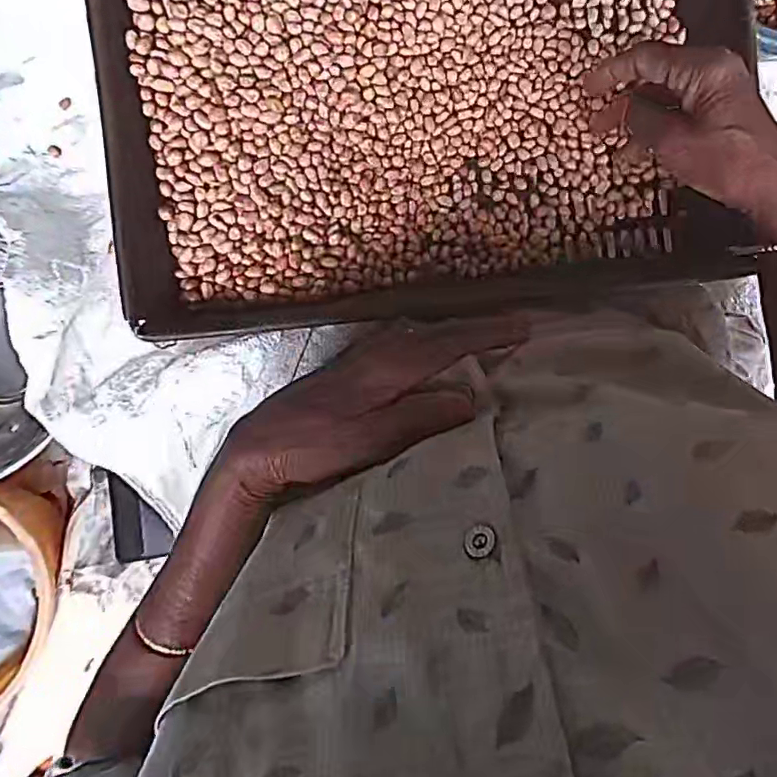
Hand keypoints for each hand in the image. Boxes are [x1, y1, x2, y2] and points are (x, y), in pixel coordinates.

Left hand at [217, 315, 529, 504]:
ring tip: (479, 334)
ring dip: (449, 332)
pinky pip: (398, 344)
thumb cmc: (309, 450)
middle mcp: (373, 356)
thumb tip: (467, 396)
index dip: (484, 335)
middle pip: (433, 334)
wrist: (255, 450)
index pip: (444, 345)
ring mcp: (358, 361)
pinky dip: (423, 341)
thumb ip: (415, 418)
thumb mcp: (366, 442)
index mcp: (383, 370)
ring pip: (414, 336)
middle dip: (473, 328)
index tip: (521, 329)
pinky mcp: (347, 373)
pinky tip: (424, 349)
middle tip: (512, 326)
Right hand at [583, 42, 776, 240]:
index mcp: (705, 68)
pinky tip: (638, 148)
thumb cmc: (736, 165)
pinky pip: (678, 109)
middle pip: (654, 75)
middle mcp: (714, 71)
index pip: (645, 57)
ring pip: (664, 95)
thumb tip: (623, 109)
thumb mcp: (674, 142)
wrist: (776, 190)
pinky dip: (655, 125)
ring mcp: (719, 91)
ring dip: (636, 116)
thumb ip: (641, 118)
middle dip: (621, 99)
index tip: (589, 87)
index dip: (611, 73)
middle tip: (598, 118)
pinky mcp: (721, 111)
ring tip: (613, 138)